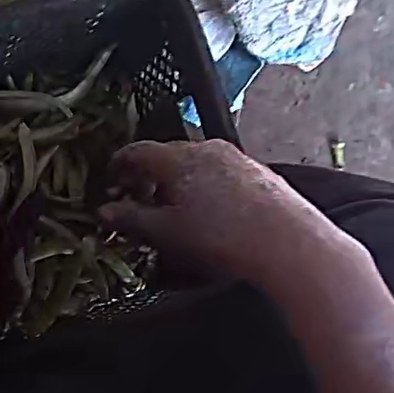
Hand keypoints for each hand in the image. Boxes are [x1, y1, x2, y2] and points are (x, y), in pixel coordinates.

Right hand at [99, 140, 352, 280]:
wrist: (289, 244)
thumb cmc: (220, 236)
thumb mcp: (166, 232)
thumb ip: (131, 219)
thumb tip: (103, 212)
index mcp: (178, 158)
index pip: (137, 150)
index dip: (118, 164)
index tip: (110, 180)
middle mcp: (206, 148)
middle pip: (166, 155)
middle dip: (147, 176)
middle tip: (138, 200)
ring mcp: (236, 158)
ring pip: (195, 164)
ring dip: (177, 182)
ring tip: (173, 211)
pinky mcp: (258, 173)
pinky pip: (219, 172)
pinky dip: (203, 186)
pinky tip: (209, 214)